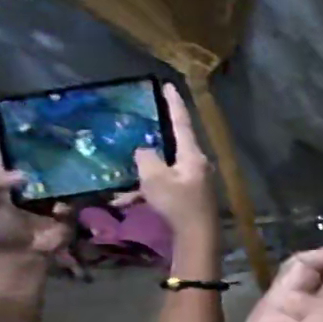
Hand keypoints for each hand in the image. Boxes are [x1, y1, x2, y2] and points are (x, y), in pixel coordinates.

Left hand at [0, 114, 73, 255]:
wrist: (22, 255)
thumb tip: (23, 173)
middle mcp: (24, 180)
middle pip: (30, 155)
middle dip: (37, 140)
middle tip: (49, 120)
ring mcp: (48, 192)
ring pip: (57, 170)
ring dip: (65, 158)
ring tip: (77, 137)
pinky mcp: (69, 203)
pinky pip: (78, 190)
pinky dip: (84, 181)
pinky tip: (94, 166)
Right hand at [129, 84, 216, 240]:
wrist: (197, 235)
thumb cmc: (178, 203)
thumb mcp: (154, 177)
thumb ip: (147, 157)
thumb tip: (146, 150)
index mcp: (193, 155)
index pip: (182, 122)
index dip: (174, 104)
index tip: (169, 86)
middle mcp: (198, 164)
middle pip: (174, 144)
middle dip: (155, 137)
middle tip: (141, 124)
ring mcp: (196, 179)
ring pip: (165, 167)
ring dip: (144, 173)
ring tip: (123, 179)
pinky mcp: (191, 193)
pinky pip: (165, 184)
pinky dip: (147, 189)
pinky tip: (127, 201)